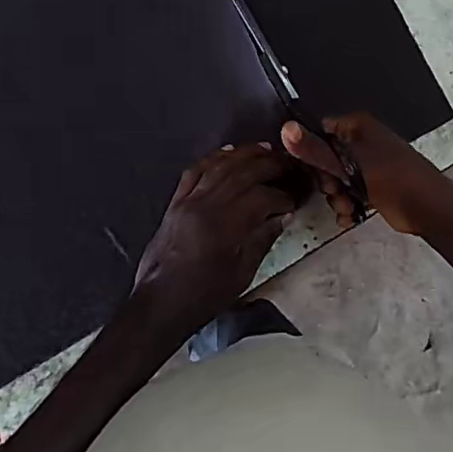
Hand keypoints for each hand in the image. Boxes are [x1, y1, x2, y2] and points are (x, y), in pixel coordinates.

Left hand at [128, 143, 296, 341]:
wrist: (159, 303)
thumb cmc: (203, 296)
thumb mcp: (241, 275)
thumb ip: (261, 241)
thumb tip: (281, 218)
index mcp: (226, 226)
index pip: (261, 198)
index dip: (281, 197)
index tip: (293, 200)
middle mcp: (207, 205)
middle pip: (242, 174)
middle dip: (268, 165)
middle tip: (287, 164)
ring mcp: (189, 200)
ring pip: (219, 166)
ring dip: (244, 154)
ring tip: (264, 149)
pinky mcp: (176, 201)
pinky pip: (194, 171)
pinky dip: (212, 158)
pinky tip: (227, 152)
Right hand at [280, 113, 452, 234]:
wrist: (429, 209)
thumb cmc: (394, 179)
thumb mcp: (349, 165)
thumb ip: (315, 150)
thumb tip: (286, 129)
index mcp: (358, 127)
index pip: (321, 131)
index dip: (311, 151)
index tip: (311, 169)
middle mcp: (363, 141)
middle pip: (327, 159)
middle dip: (327, 181)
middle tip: (334, 191)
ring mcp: (370, 164)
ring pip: (339, 179)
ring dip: (337, 197)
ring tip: (346, 207)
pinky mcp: (376, 186)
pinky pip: (351, 192)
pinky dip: (348, 204)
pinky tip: (351, 216)